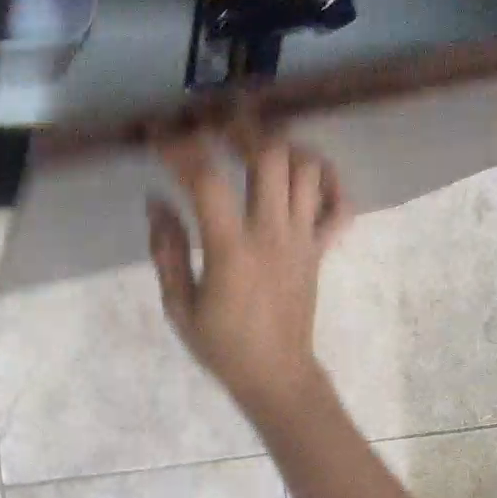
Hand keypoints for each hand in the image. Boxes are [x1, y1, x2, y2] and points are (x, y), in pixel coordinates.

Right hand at [148, 131, 352, 418]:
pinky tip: (304, 177)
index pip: (206, 180)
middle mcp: (273, 234)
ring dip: (283, 146)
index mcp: (232, 250)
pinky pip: (340, 205)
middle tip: (218, 121)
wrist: (277, 376)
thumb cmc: (223, 347)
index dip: (180, 149)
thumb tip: (156, 202)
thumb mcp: (179, 307)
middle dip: (242, 126)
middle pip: (270, 155)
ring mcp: (303, 239)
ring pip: (307, 170)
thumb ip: (166, 251)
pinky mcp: (321, 250)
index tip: (161, 136)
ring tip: (257, 144)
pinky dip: (328, 182)